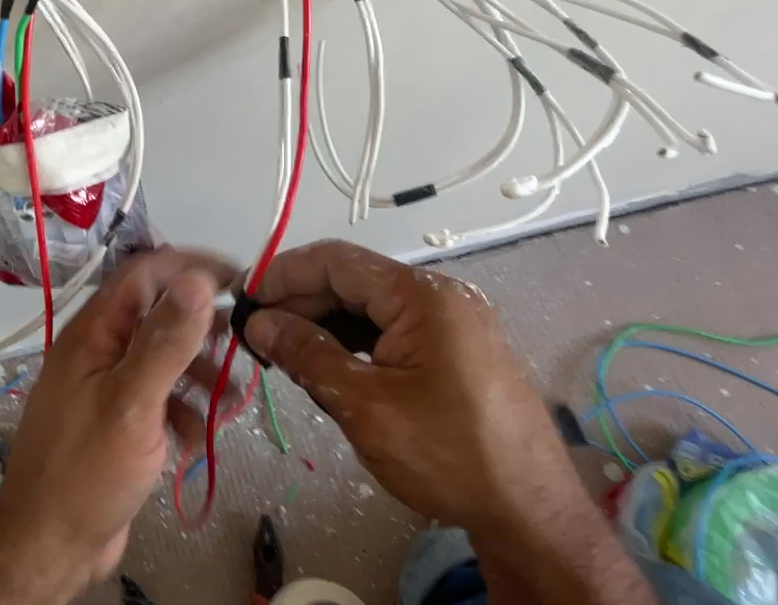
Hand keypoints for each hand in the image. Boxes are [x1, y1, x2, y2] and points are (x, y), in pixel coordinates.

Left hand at [0, 247, 234, 603]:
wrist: (50, 544)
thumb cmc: (87, 470)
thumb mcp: (132, 402)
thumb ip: (165, 341)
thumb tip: (195, 278)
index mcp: (94, 331)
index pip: (144, 273)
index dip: (190, 268)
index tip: (238, 280)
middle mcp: (100, 348)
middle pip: (159, 315)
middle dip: (202, 329)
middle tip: (245, 346)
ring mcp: (108, 385)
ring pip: (164, 359)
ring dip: (201, 374)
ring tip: (234, 400)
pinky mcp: (119, 420)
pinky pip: (159, 398)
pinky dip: (184, 410)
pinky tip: (198, 436)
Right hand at [244, 240, 651, 604]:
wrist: (533, 516)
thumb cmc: (447, 455)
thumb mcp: (365, 406)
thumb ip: (307, 354)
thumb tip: (258, 323)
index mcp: (422, 295)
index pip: (335, 261)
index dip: (283, 274)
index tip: (244, 298)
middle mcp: (440, 296)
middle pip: (352, 282)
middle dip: (301, 304)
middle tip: (258, 335)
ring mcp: (453, 322)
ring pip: (370, 308)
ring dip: (325, 325)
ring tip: (285, 354)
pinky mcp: (458, 350)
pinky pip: (393, 330)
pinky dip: (355, 342)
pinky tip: (329, 367)